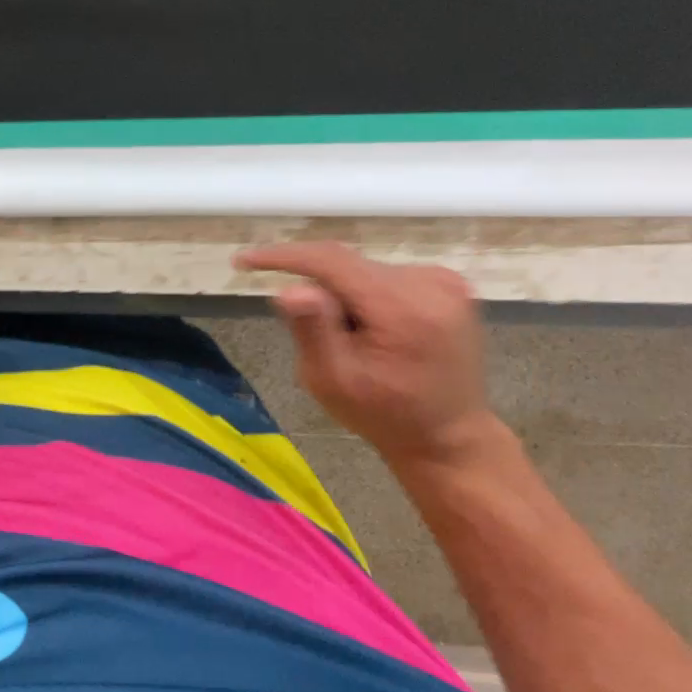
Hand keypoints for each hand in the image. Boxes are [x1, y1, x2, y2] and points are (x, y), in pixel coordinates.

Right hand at [235, 241, 502, 465]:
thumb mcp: (333, 381)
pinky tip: (369, 330)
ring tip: (347, 340)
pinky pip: (382, 276)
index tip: (242, 261)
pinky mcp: (446, 285)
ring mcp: (443, 282)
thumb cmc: (383, 414)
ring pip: (361, 271)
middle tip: (312, 337)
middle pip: (345, 267)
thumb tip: (291, 289)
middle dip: (316, 291)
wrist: (448, 434)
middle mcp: (429, 283)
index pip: (331, 261)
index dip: (283, 256)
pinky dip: (361, 295)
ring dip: (339, 295)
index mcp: (403, 308)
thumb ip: (313, 331)